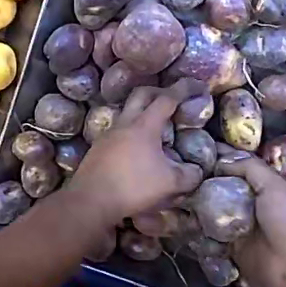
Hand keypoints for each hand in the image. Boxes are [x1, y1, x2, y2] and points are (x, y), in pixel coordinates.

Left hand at [61, 80, 205, 225]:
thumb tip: (196, 171)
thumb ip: (188, 176)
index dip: (182, 89)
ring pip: (127, 113)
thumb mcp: (169, 184)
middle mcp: (124, 124)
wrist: (89, 201)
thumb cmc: (132, 187)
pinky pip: (118, 132)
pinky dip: (131, 133)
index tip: (195, 85)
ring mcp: (107, 135)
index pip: (166, 98)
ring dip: (142, 113)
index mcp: (144, 125)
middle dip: (158, 91)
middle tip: (172, 98)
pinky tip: (137, 150)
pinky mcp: (97, 149)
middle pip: (141, 95)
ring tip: (156, 127)